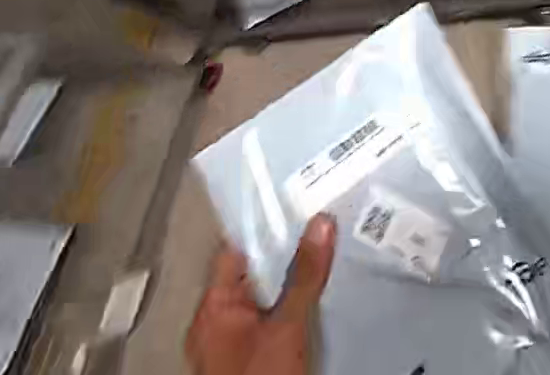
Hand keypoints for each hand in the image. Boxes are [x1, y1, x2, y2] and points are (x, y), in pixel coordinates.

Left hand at [187, 215, 336, 374]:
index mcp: (213, 310)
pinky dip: (302, 295)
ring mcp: (239, 342)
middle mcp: (221, 321)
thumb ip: (303, 275)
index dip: (268, 220)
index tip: (302, 192)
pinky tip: (330, 280)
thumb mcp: (286, 329)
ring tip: (336, 235)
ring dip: (300, 269)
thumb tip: (322, 218)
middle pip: (257, 268)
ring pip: (272, 290)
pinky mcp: (259, 356)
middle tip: (330, 208)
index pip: (237, 249)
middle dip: (292, 243)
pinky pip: (280, 312)